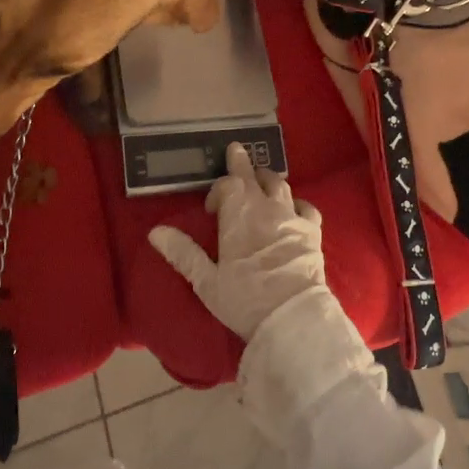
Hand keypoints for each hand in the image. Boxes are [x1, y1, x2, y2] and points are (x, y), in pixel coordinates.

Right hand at [149, 143, 323, 339]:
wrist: (292, 317)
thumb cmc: (245, 299)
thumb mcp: (207, 281)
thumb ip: (183, 253)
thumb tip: (155, 231)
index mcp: (239, 215)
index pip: (228, 184)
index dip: (219, 189)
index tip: (212, 208)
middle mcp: (266, 207)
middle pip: (254, 176)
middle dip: (242, 164)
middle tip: (236, 151)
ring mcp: (292, 216)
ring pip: (280, 185)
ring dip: (267, 180)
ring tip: (261, 182)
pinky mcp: (313, 231)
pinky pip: (305, 206)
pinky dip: (295, 203)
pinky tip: (292, 210)